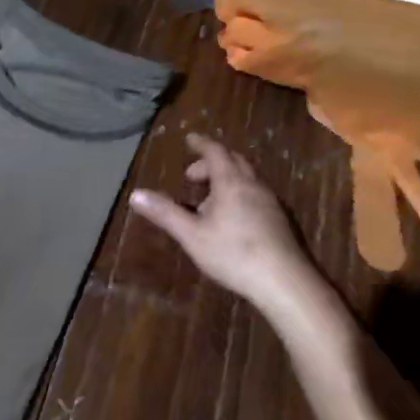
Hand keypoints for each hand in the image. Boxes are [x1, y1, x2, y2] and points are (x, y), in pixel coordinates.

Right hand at [128, 133, 323, 313]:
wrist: (283, 280)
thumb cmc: (233, 253)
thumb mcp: (192, 235)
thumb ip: (165, 213)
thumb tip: (136, 194)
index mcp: (231, 182)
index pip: (215, 152)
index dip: (201, 143)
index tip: (189, 139)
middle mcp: (253, 185)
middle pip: (233, 161)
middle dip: (211, 162)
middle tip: (192, 175)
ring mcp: (270, 202)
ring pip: (246, 178)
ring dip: (225, 179)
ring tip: (207, 199)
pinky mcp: (279, 219)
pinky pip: (255, 194)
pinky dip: (238, 193)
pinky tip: (231, 218)